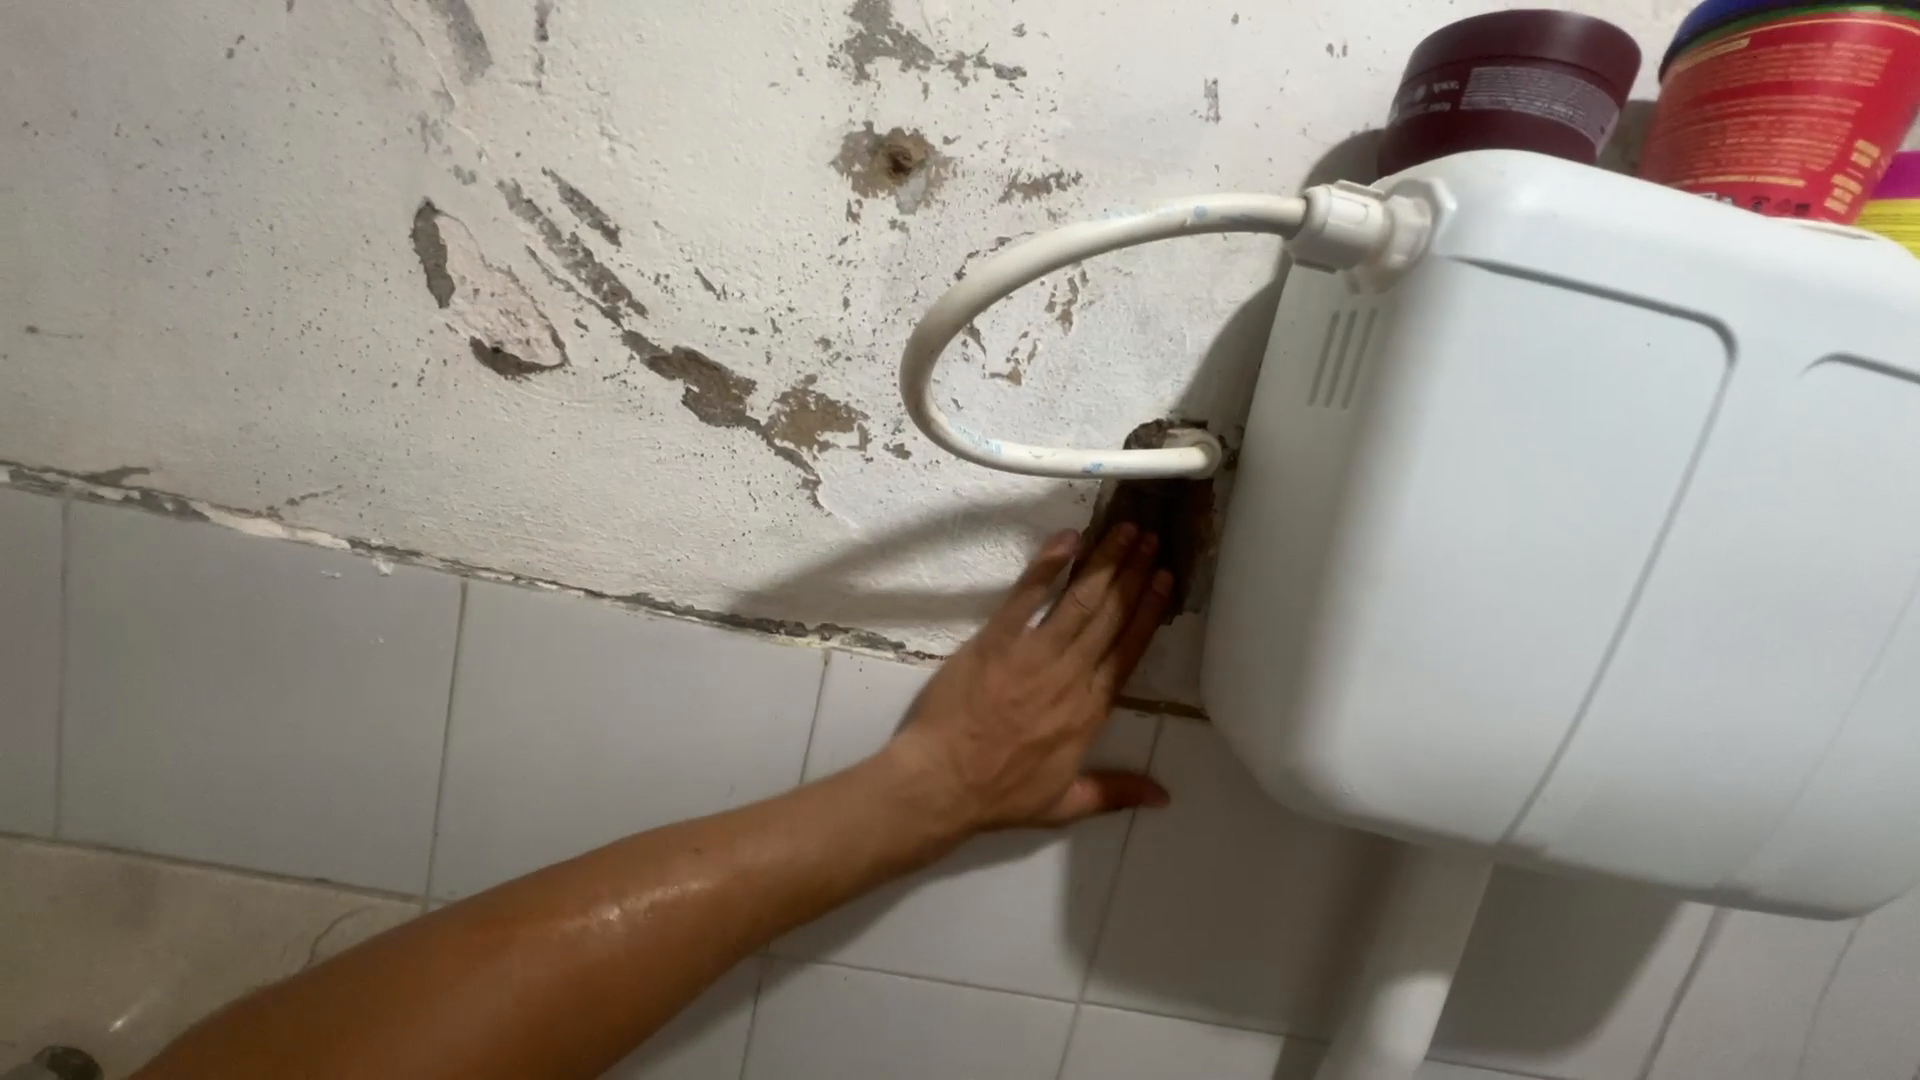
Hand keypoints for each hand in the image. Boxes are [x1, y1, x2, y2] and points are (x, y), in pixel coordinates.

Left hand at [884, 524, 1174, 835]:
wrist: (943, 782)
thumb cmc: (1000, 794)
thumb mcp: (1065, 803)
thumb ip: (1116, 792)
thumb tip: (1164, 796)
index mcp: (1090, 709)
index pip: (1130, 650)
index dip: (1150, 612)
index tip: (1165, 580)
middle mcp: (1071, 675)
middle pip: (1111, 616)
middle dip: (1134, 573)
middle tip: (1152, 538)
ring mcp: (1034, 654)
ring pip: (1080, 600)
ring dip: (1105, 562)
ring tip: (1125, 530)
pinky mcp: (997, 640)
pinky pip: (1027, 596)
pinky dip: (1048, 566)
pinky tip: (1067, 540)